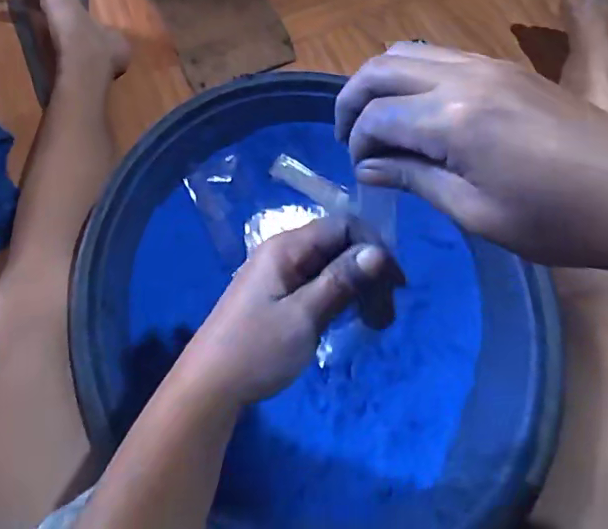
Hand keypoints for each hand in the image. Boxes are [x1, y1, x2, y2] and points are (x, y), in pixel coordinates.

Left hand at [175, 216, 397, 405]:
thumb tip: (378, 251)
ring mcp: (281, 272)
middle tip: (386, 312)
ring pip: (331, 265)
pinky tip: (353, 321)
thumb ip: (339, 282)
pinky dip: (340, 298)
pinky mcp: (281, 294)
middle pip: (338, 244)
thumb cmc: (256, 348)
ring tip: (375, 323)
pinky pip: (319, 283)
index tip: (395, 284)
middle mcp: (284, 251)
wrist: (211, 382)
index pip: (341, 225)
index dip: (372, 247)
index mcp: (286, 247)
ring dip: (357, 287)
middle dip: (368, 271)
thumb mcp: (303, 317)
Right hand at [336, 43, 607, 274]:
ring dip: (381, 82)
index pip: (376, 116)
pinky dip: (412, 76)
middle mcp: (463, 77)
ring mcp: (488, 65)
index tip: (362, 172)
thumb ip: (416, 179)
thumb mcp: (480, 214)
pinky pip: (438, 57)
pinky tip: (421, 111)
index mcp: (453, 118)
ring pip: (406, 52)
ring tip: (380, 120)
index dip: (358, 144)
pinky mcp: (506, 68)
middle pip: (380, 67)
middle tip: (350, 137)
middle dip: (352, 100)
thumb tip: (369, 164)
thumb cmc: (568, 224)